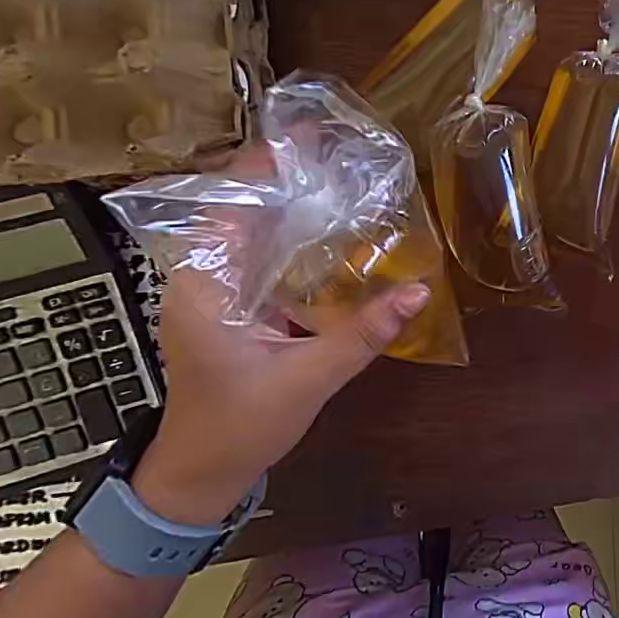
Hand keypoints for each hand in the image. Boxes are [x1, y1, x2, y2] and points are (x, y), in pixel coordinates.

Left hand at [127, 149, 432, 525]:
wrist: (200, 475)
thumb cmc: (240, 427)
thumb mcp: (308, 379)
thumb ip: (363, 333)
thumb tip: (419, 291)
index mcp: (203, 286)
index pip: (228, 205)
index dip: (265, 168)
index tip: (309, 141)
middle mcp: (201, 278)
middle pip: (240, 210)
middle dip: (286, 180)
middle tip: (338, 156)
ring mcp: (213, 291)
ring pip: (250, 232)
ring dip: (290, 207)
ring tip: (339, 182)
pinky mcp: (229, 305)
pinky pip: (260, 257)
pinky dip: (291, 239)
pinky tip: (330, 233)